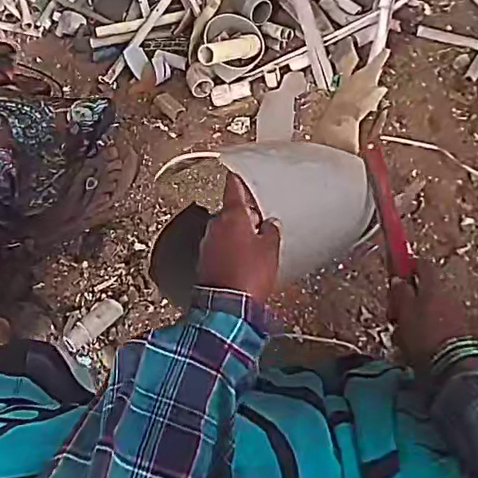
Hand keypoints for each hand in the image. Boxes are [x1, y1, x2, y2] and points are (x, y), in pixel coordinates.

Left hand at [197, 173, 281, 301]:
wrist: (227, 307)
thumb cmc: (247, 276)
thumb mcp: (270, 250)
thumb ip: (271, 231)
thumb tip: (270, 225)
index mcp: (232, 216)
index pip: (234, 187)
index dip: (239, 177)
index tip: (239, 171)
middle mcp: (215, 225)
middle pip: (231, 211)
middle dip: (246, 215)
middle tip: (262, 222)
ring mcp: (208, 243)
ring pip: (226, 230)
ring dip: (238, 234)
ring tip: (255, 248)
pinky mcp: (205, 260)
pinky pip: (220, 247)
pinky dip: (231, 249)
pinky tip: (243, 261)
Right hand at [389, 265, 474, 375]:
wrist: (454, 366)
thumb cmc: (423, 334)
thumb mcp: (404, 312)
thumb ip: (401, 293)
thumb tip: (399, 280)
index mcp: (433, 287)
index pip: (422, 265)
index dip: (409, 265)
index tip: (398, 271)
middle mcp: (447, 296)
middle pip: (425, 289)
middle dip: (409, 297)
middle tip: (394, 312)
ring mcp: (455, 314)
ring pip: (430, 308)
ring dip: (416, 316)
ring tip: (403, 334)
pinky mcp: (459, 332)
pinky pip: (437, 323)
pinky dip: (426, 328)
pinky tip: (416, 343)